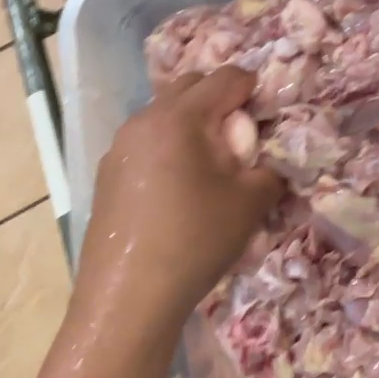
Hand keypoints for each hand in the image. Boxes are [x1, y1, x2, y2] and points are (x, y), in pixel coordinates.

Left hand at [74, 67, 281, 321]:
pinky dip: (170, 147)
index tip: (266, 117)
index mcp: (180, 117)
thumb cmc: (195, 241)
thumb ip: (270, 165)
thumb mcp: (251, 201)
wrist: (127, 301)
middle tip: (240, 139)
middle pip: (191, 86)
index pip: (226, 77)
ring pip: (166, 113)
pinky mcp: (108, 173)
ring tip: (210, 166)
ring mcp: (120, 146)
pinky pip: (148, 140)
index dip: (253, 89)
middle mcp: (144, 120)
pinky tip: (179, 189)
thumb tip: (270, 155)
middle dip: (220, 101)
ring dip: (193, 124)